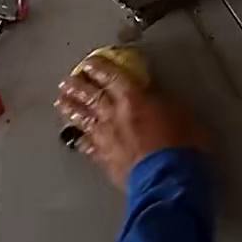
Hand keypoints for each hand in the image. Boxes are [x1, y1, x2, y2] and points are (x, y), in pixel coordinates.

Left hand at [54, 55, 207, 189]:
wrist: (168, 179)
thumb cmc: (180, 141)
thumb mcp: (178, 109)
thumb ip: (158, 98)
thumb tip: (149, 92)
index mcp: (134, 99)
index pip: (113, 77)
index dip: (100, 68)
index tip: (88, 63)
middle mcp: (115, 116)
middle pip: (92, 97)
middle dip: (79, 87)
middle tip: (66, 81)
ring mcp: (107, 139)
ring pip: (84, 120)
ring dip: (72, 109)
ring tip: (61, 101)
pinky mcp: (106, 161)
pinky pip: (88, 147)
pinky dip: (80, 139)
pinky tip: (73, 136)